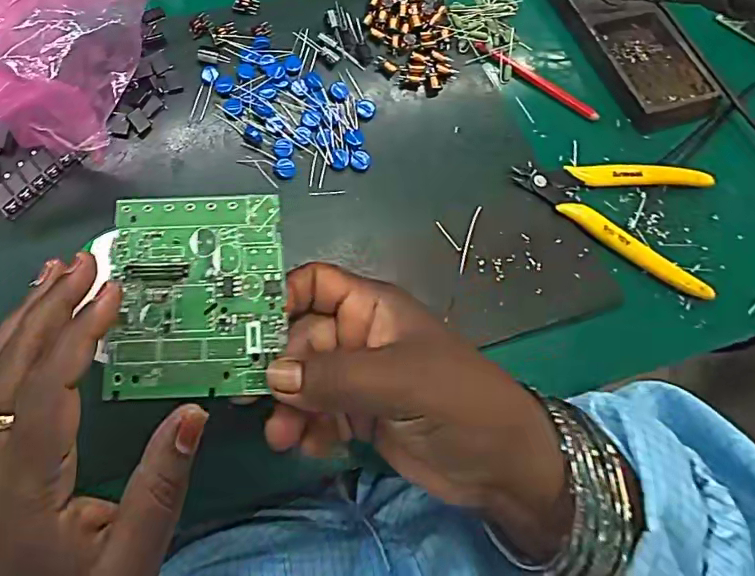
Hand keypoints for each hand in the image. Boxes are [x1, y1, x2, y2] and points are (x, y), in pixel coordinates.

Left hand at [0, 252, 209, 575]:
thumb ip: (160, 489)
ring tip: (55, 273)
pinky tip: (31, 322)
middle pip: (13, 364)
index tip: (111, 291)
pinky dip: (12, 340)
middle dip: (50, 305)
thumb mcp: (128, 562)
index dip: (80, 332)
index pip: (50, 385)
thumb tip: (193, 413)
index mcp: (25, 480)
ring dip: (26, 314)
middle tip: (83, 262)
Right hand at [263, 262, 572, 558]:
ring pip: (306, 380)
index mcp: (370, 307)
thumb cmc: (458, 399)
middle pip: (302, 338)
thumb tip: (274, 375)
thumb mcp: (398, 381)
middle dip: (281, 366)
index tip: (247, 322)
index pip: (314, 284)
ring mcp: (359, 377)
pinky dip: (308, 427)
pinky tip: (306, 445)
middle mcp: (358, 336)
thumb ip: (334, 377)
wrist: (507, 469)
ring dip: (290, 405)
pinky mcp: (361, 415)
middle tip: (256, 396)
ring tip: (281, 435)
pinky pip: (320, 413)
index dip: (282, 295)